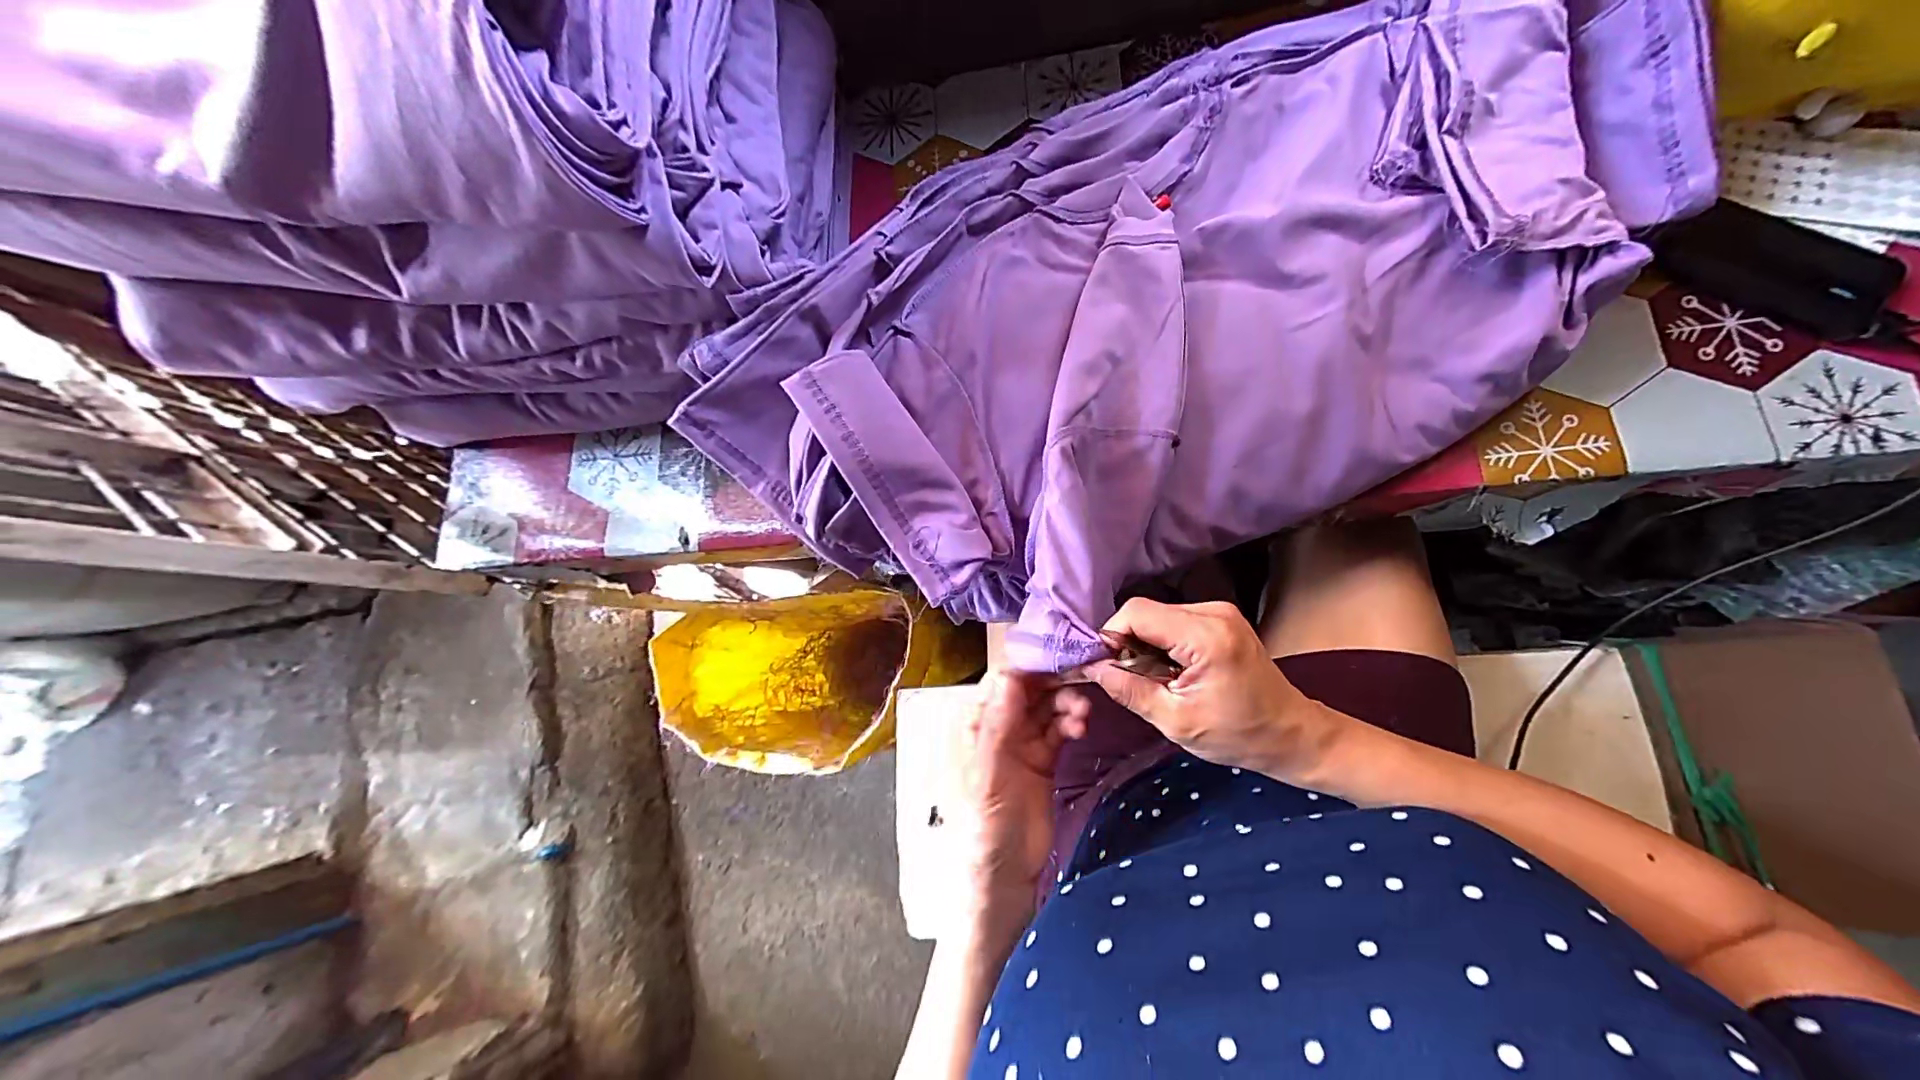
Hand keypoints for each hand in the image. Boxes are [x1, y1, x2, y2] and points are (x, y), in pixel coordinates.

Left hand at [957, 671, 1088, 907]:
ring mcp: (1022, 742)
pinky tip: (1080, 727)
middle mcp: (998, 727)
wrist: (1007, 871)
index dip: (1026, 669)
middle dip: (1052, 684)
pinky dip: (1071, 724)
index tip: (1055, 661)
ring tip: (1081, 714)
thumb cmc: (985, 825)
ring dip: (1066, 703)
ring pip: (1047, 707)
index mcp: (975, 724)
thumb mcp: (988, 773)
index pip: (1000, 683)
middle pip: (1028, 690)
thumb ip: (999, 725)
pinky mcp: (1044, 758)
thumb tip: (1008, 676)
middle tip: (1077, 683)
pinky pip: (1059, 730)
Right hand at [1088, 599, 1354, 781]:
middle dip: (1126, 642)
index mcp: (1205, 636)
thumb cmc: (1237, 735)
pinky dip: (1160, 642)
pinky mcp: (1220, 617)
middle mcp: (1213, 612)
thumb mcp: (1175, 721)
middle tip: (1128, 678)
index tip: (1104, 667)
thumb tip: (1090, 667)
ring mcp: (1219, 611)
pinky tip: (1169, 669)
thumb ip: (1128, 689)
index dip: (1110, 636)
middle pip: (1144, 611)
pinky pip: (1172, 619)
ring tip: (1153, 678)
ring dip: (1142, 643)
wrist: (1291, 734)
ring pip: (1156, 614)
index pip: (1136, 612)